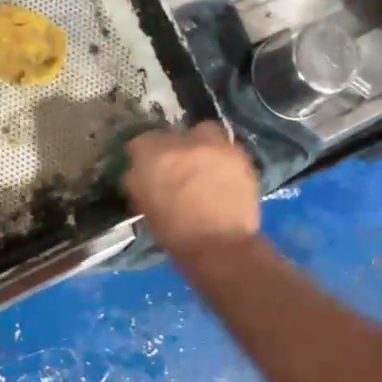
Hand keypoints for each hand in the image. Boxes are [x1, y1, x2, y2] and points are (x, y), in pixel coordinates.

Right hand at [123, 122, 259, 259]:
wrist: (220, 247)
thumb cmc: (174, 234)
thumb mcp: (145, 208)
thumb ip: (139, 182)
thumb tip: (138, 173)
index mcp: (153, 155)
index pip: (140, 142)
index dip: (142, 156)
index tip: (145, 169)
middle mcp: (185, 141)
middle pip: (175, 134)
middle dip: (174, 148)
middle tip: (177, 170)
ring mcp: (217, 146)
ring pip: (205, 134)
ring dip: (201, 148)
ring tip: (203, 171)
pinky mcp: (242, 157)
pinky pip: (227, 150)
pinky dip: (223, 161)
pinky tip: (222, 179)